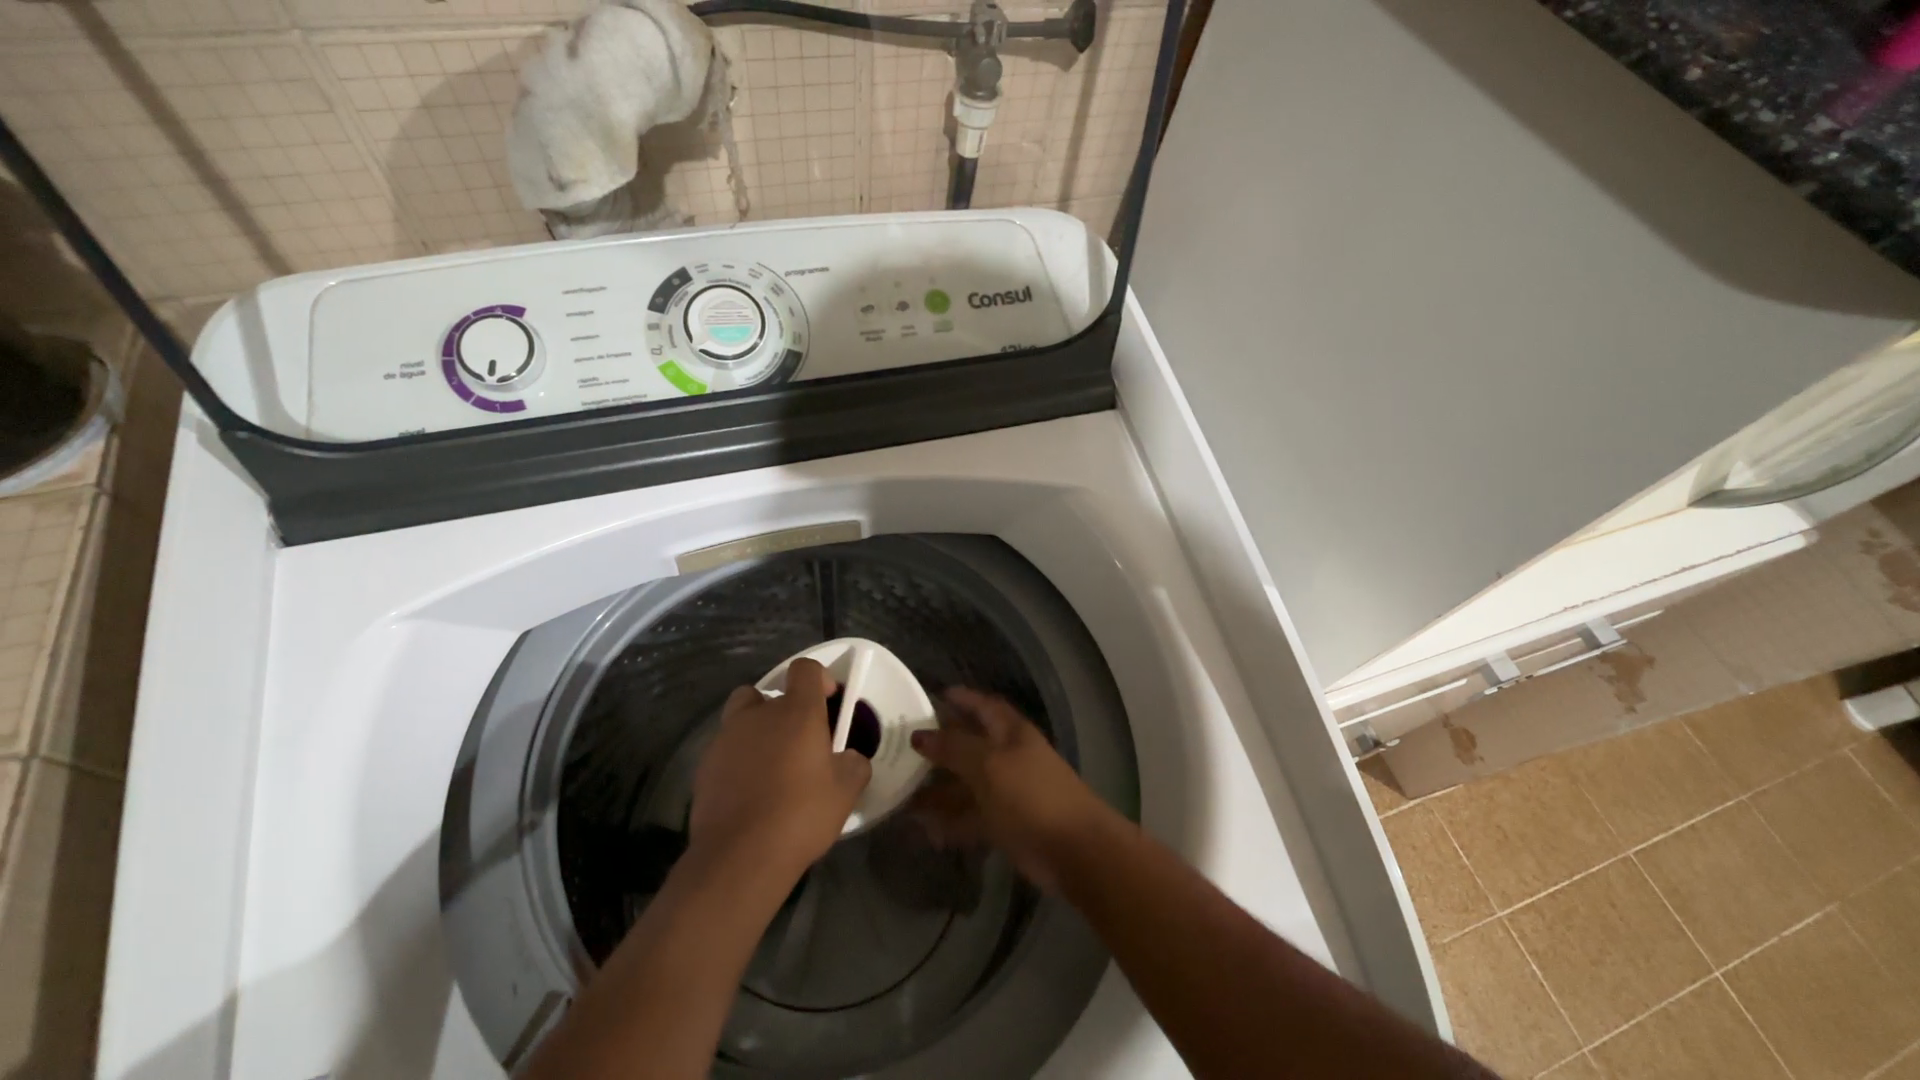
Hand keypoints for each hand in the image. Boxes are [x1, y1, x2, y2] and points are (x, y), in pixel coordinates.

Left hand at [688, 658, 872, 884]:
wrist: (740, 855)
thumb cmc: (801, 814)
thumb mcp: (846, 791)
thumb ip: (854, 764)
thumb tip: (849, 758)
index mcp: (796, 712)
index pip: (805, 669)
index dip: (818, 679)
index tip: (828, 702)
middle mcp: (758, 714)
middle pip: (768, 693)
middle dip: (784, 711)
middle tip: (799, 744)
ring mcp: (726, 738)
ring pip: (741, 719)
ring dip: (757, 732)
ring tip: (771, 767)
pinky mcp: (705, 765)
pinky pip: (726, 750)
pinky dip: (738, 761)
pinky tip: (749, 792)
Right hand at [908, 687, 1120, 892]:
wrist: (1073, 850)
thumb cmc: (1032, 796)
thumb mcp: (989, 764)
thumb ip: (954, 747)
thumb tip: (920, 735)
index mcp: (1012, 734)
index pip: (985, 706)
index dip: (963, 699)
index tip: (933, 696)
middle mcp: (1010, 758)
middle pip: (972, 746)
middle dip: (941, 747)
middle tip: (903, 748)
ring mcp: (1009, 794)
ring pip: (968, 786)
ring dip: (939, 790)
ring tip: (902, 794)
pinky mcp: (1006, 826)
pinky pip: (971, 819)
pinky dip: (949, 823)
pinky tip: (924, 829)